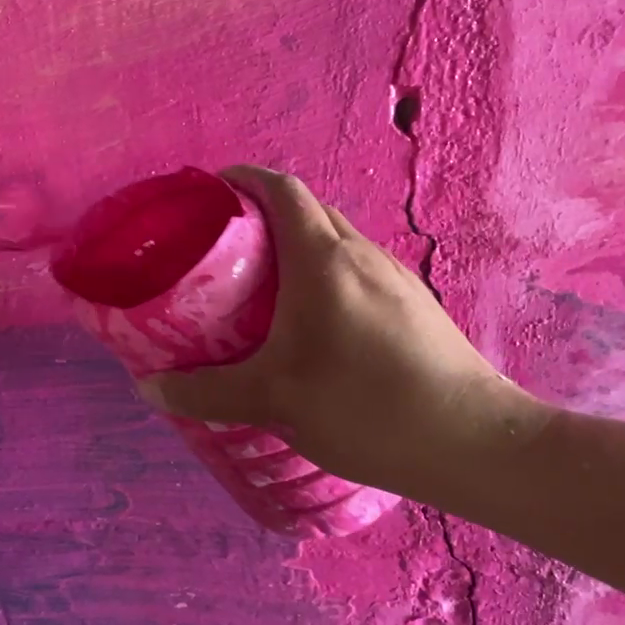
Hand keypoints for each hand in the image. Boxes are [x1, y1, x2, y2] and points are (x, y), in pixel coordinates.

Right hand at [136, 167, 551, 496]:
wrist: (476, 444)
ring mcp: (396, 279)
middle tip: (219, 248)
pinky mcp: (415, 307)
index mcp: (323, 260)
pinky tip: (308, 325)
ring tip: (256, 287)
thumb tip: (148, 388)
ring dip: (292, 247)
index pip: (281, 190)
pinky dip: (320, 275)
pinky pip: (355, 270)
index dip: (242, 179)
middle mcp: (362, 255)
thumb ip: (204, 393)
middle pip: (307, 210)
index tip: (208, 192)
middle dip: (260, 214)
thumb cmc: (365, 406)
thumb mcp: (271, 401)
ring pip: (335, 240)